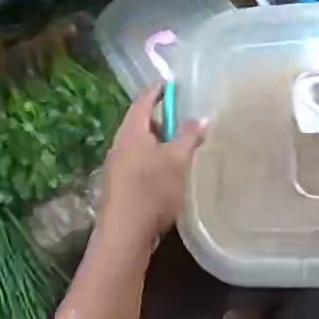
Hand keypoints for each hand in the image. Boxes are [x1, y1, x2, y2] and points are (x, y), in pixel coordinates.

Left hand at [102, 84, 205, 236]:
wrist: (124, 235)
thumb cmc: (151, 191)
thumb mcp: (177, 160)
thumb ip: (188, 136)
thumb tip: (201, 117)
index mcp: (131, 131)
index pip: (143, 99)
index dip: (159, 89)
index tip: (174, 83)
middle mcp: (120, 144)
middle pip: (140, 121)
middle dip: (162, 116)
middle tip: (185, 115)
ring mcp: (117, 166)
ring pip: (140, 144)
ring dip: (159, 140)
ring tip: (183, 144)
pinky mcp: (121, 185)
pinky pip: (139, 161)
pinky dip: (155, 158)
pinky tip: (170, 171)